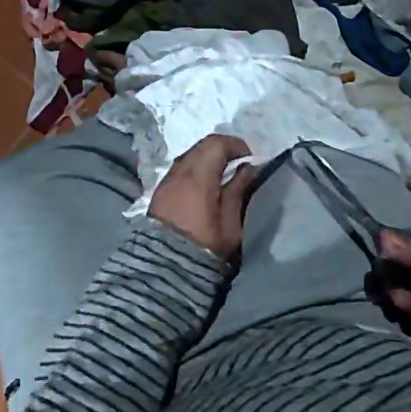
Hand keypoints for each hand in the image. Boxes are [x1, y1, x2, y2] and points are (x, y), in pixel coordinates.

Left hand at [149, 135, 257, 258]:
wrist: (165, 268)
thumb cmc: (204, 246)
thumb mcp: (230, 223)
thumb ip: (238, 191)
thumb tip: (247, 169)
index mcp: (198, 177)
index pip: (216, 143)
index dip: (237, 145)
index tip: (251, 160)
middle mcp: (179, 172)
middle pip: (202, 146)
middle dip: (224, 150)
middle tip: (240, 165)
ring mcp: (166, 181)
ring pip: (190, 155)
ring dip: (208, 159)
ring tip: (224, 176)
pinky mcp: (160, 192)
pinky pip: (181, 169)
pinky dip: (196, 169)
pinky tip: (206, 186)